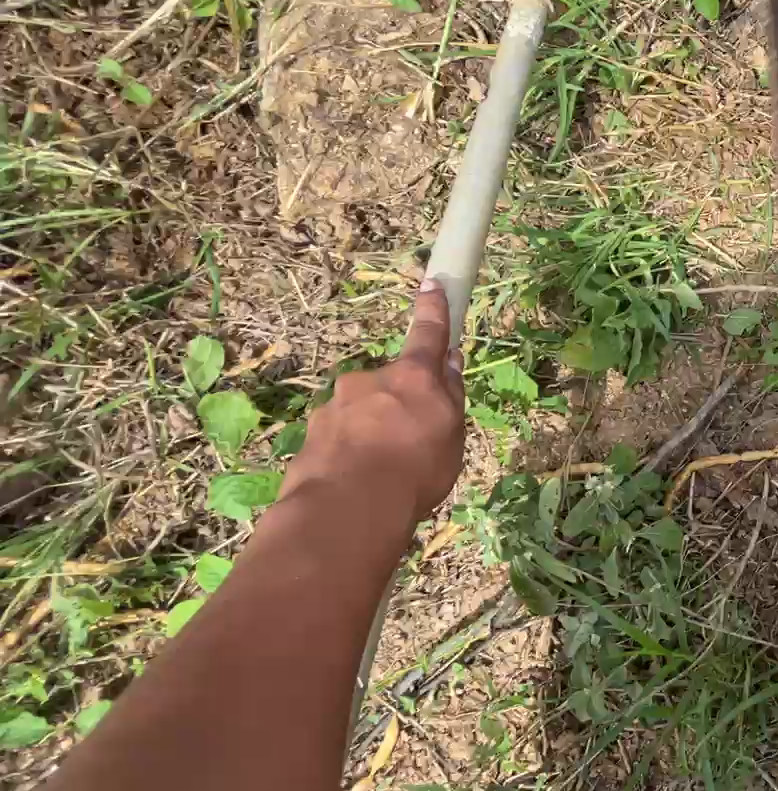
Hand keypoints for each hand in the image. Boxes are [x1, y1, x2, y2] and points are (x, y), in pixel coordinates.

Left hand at [279, 280, 466, 522]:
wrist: (347, 508)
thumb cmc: (416, 467)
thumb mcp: (453, 432)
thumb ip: (449, 395)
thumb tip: (448, 360)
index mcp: (413, 377)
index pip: (429, 335)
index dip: (434, 310)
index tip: (432, 281)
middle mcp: (369, 381)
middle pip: (393, 383)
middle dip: (403, 402)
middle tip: (418, 438)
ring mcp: (335, 406)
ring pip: (364, 411)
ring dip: (377, 430)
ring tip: (390, 468)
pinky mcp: (312, 434)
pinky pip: (342, 436)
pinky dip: (355, 450)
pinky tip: (364, 478)